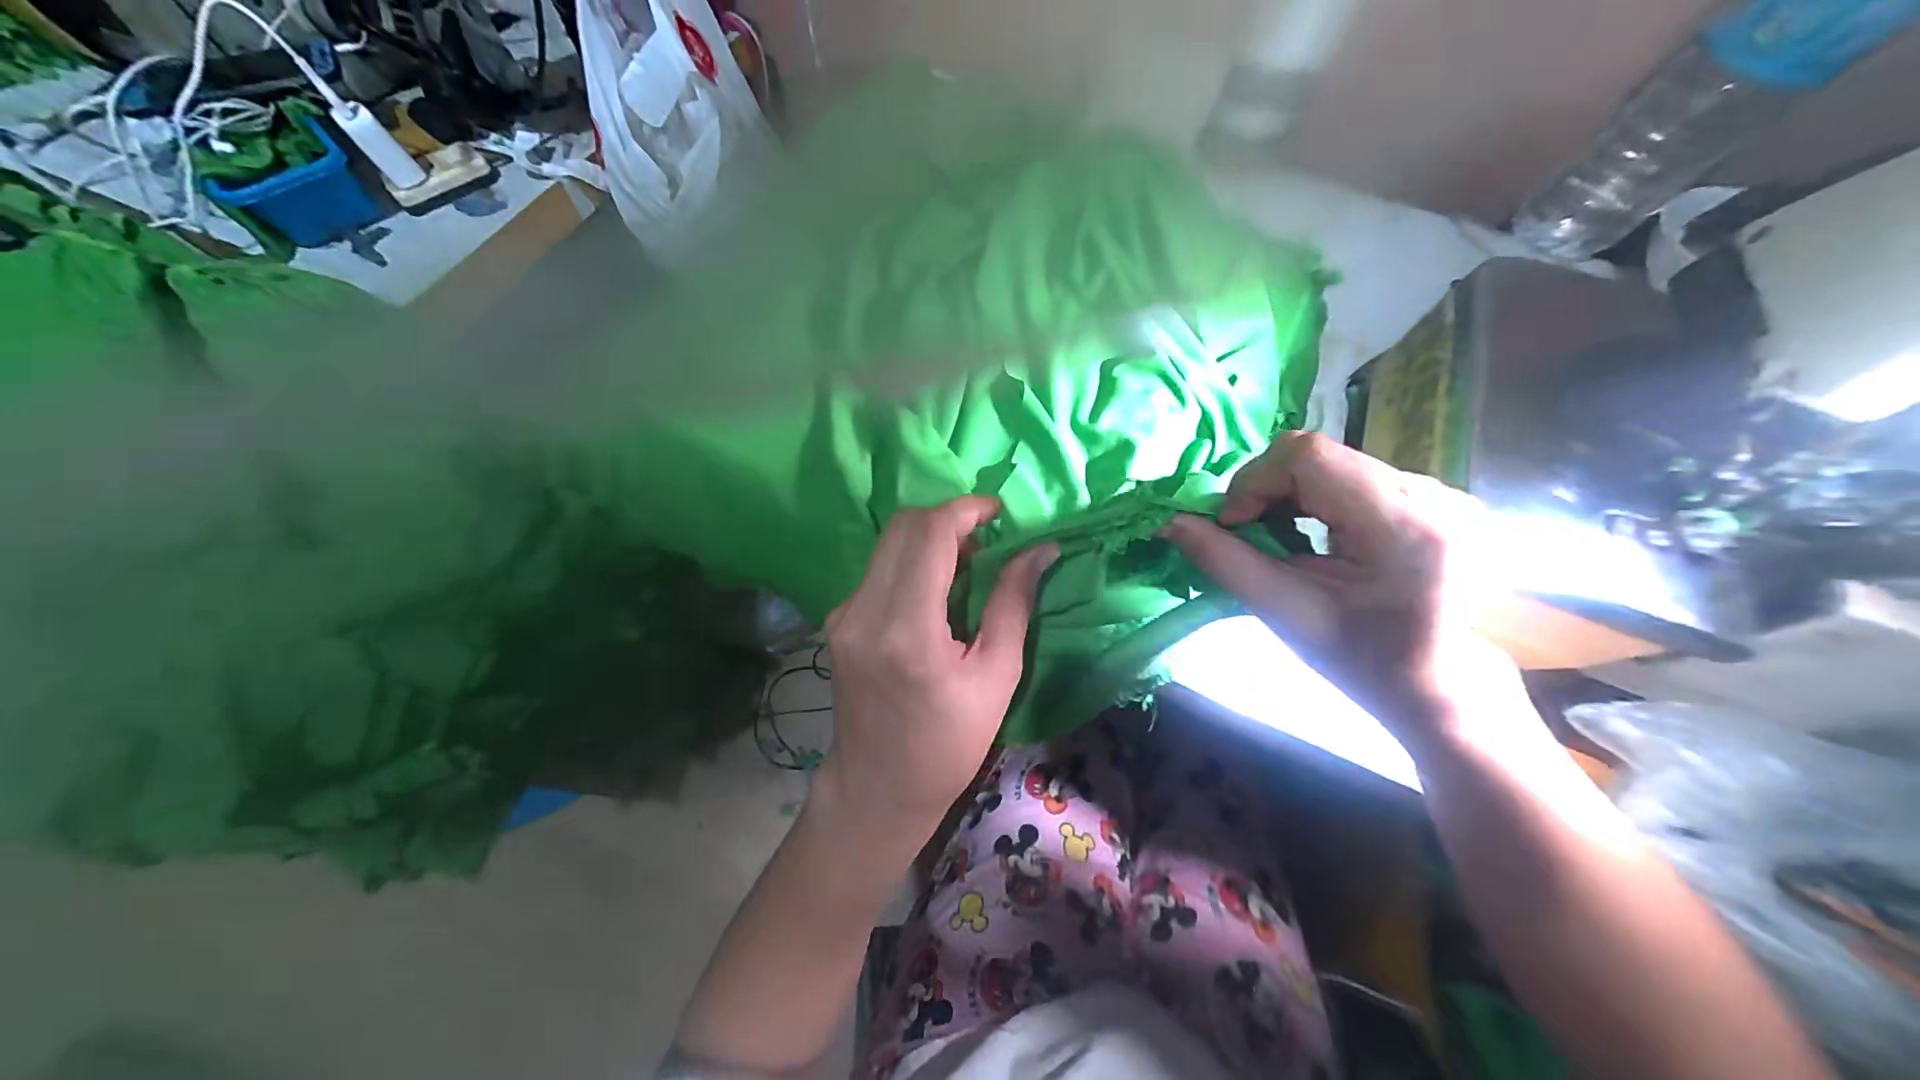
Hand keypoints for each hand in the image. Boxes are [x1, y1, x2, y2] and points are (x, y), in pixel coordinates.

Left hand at [820, 496, 1058, 820]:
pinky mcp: (838, 620)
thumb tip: (1041, 548)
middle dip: (950, 520)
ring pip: (888, 544)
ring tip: (968, 571)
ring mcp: (843, 615)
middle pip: (903, 526)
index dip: (966, 510)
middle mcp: (865, 612)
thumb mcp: (996, 677)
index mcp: (908, 630)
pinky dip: (912, 563)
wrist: (877, 787)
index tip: (1000, 515)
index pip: (929, 534)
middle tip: (988, 545)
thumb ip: (1014, 604)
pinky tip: (936, 595)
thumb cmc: (948, 744)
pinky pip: (879, 568)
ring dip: (931, 540)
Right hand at [1164, 432, 1522, 746]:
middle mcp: (1431, 494)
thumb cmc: (1363, 662)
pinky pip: (1355, 476)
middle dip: (1266, 488)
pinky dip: (1318, 499)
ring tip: (1281, 539)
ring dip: (1289, 493)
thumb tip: (1170, 521)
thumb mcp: (1285, 613)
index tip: (1234, 527)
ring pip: (1334, 462)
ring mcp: (1440, 492)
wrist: (1445, 690)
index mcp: (1402, 524)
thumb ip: (1223, 560)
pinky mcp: (1436, 499)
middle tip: (1249, 535)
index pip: (1308, 456)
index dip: (1253, 480)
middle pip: (1319, 454)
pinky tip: (1316, 538)